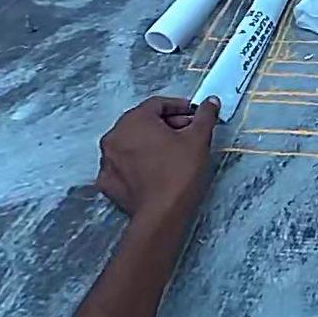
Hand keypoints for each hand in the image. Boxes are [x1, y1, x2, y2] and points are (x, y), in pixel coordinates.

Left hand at [95, 96, 219, 227]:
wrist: (162, 215)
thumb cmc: (180, 171)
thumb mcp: (198, 138)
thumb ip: (205, 114)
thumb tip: (211, 101)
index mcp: (133, 120)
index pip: (158, 104)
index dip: (180, 107)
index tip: (195, 115)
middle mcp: (114, 136)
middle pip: (144, 122)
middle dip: (168, 124)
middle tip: (189, 133)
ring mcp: (107, 161)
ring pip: (133, 143)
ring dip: (152, 143)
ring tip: (174, 152)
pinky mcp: (107, 183)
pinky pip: (124, 165)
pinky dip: (139, 163)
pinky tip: (155, 170)